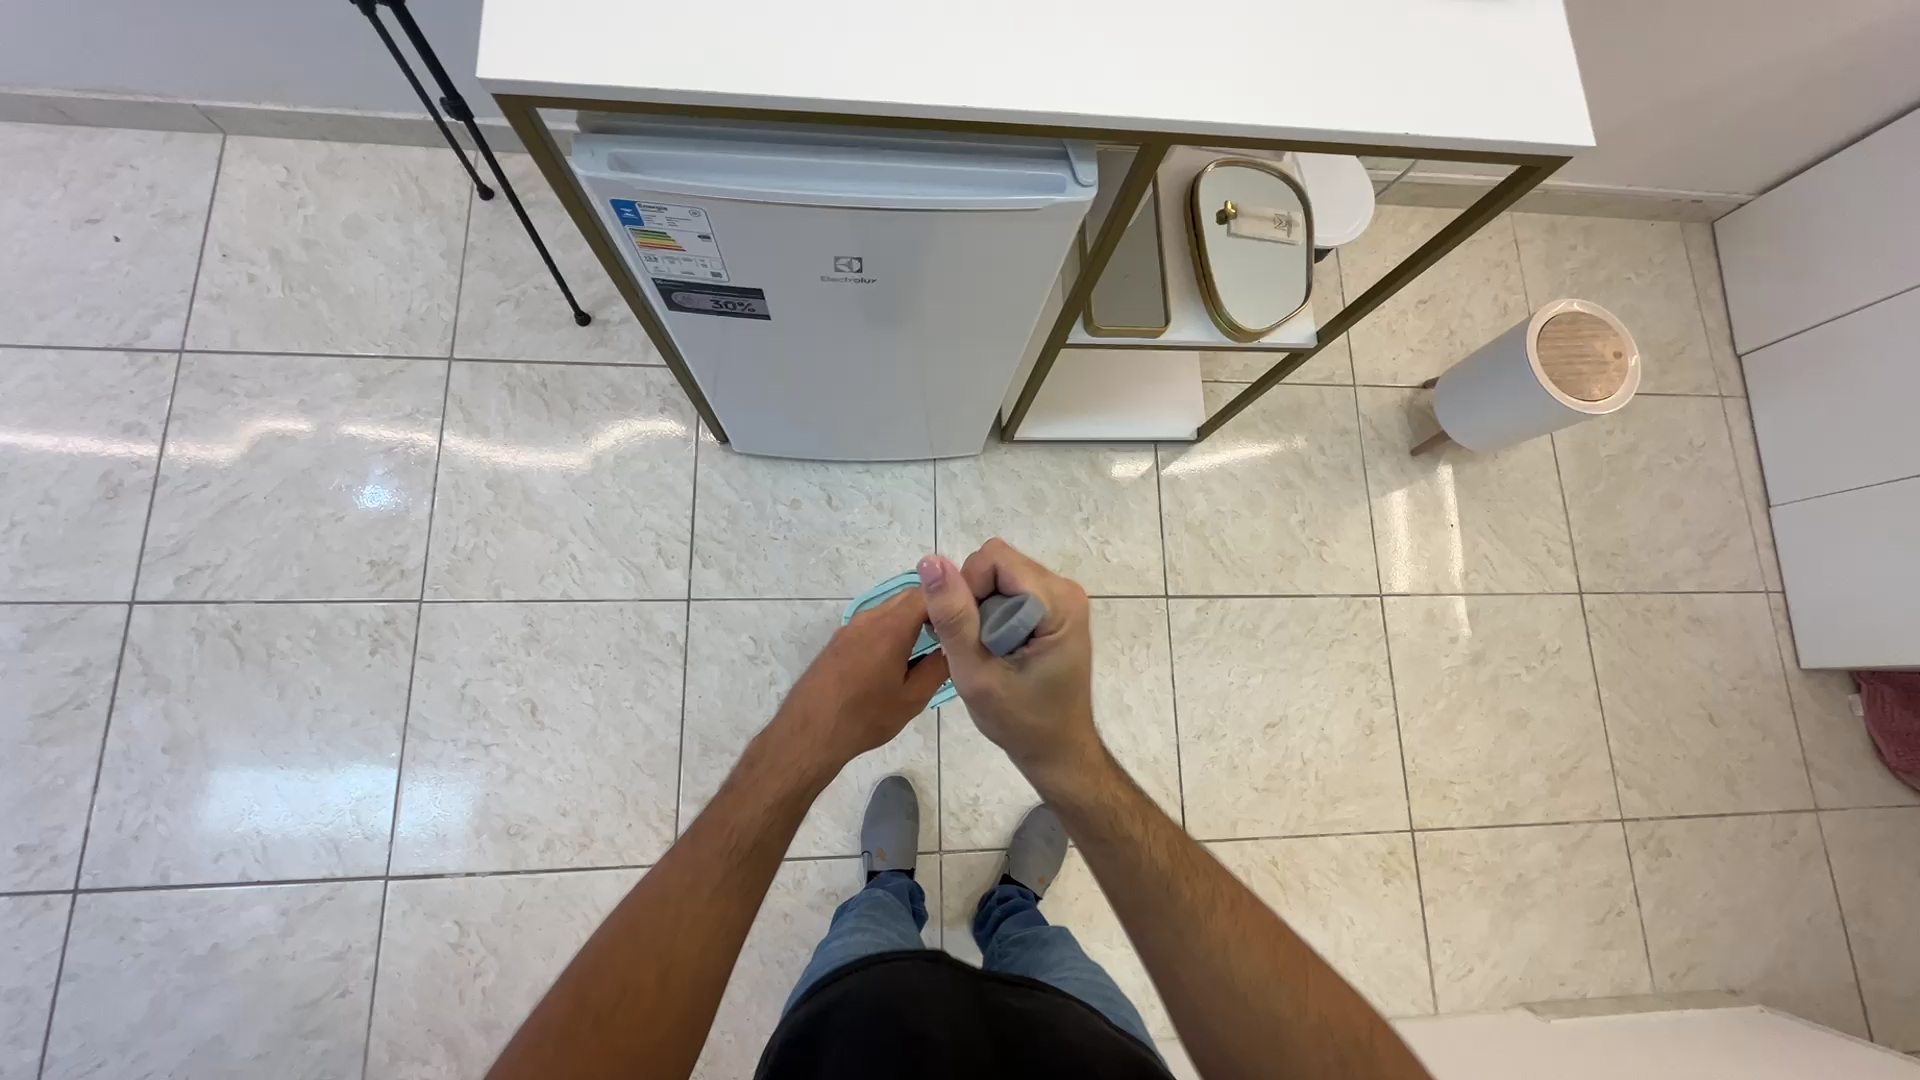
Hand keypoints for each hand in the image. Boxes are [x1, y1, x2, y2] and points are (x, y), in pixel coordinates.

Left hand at [771, 589, 950, 776]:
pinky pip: (874, 623)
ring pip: (890, 609)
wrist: (809, 733)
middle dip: (933, 608)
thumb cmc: (865, 717)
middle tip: (953, 630)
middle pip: (908, 597)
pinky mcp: (839, 640)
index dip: (951, 598)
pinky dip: (892, 629)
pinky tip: (899, 656)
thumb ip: (938, 668)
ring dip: (912, 619)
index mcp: (891, 627)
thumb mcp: (912, 698)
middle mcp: (870, 618)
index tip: (967, 615)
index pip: (927, 593)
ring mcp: (851, 627)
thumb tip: (955, 648)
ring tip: (930, 645)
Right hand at [917, 539, 1101, 783]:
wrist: (1058, 750)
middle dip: (973, 600)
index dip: (967, 589)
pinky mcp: (1054, 607)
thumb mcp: (976, 674)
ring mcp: (1062, 597)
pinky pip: (1009, 589)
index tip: (966, 634)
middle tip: (975, 649)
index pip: (993, 559)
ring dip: (980, 608)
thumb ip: (953, 618)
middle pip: (997, 564)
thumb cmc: (1021, 721)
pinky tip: (995, 649)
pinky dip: (992, 614)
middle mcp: (1065, 589)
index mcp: (1057, 601)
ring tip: (986, 652)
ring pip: (999, 575)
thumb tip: (930, 562)